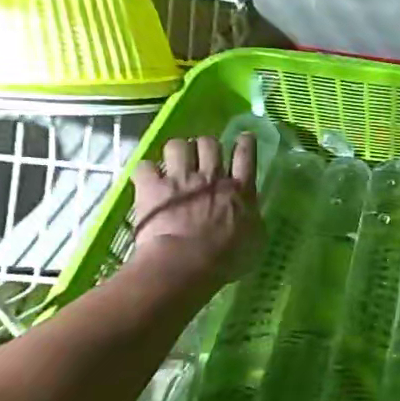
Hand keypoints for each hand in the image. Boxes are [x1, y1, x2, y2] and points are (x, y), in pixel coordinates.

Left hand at [129, 133, 260, 288]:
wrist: (187, 263)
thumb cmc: (226, 260)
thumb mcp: (254, 241)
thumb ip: (252, 220)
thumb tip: (250, 213)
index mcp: (239, 190)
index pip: (245, 156)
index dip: (245, 143)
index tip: (244, 137)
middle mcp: (211, 177)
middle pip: (210, 143)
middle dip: (205, 146)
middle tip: (202, 157)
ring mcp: (180, 179)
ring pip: (177, 145)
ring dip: (177, 151)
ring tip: (173, 162)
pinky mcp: (152, 187)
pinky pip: (145, 166)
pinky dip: (146, 172)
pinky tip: (147, 179)